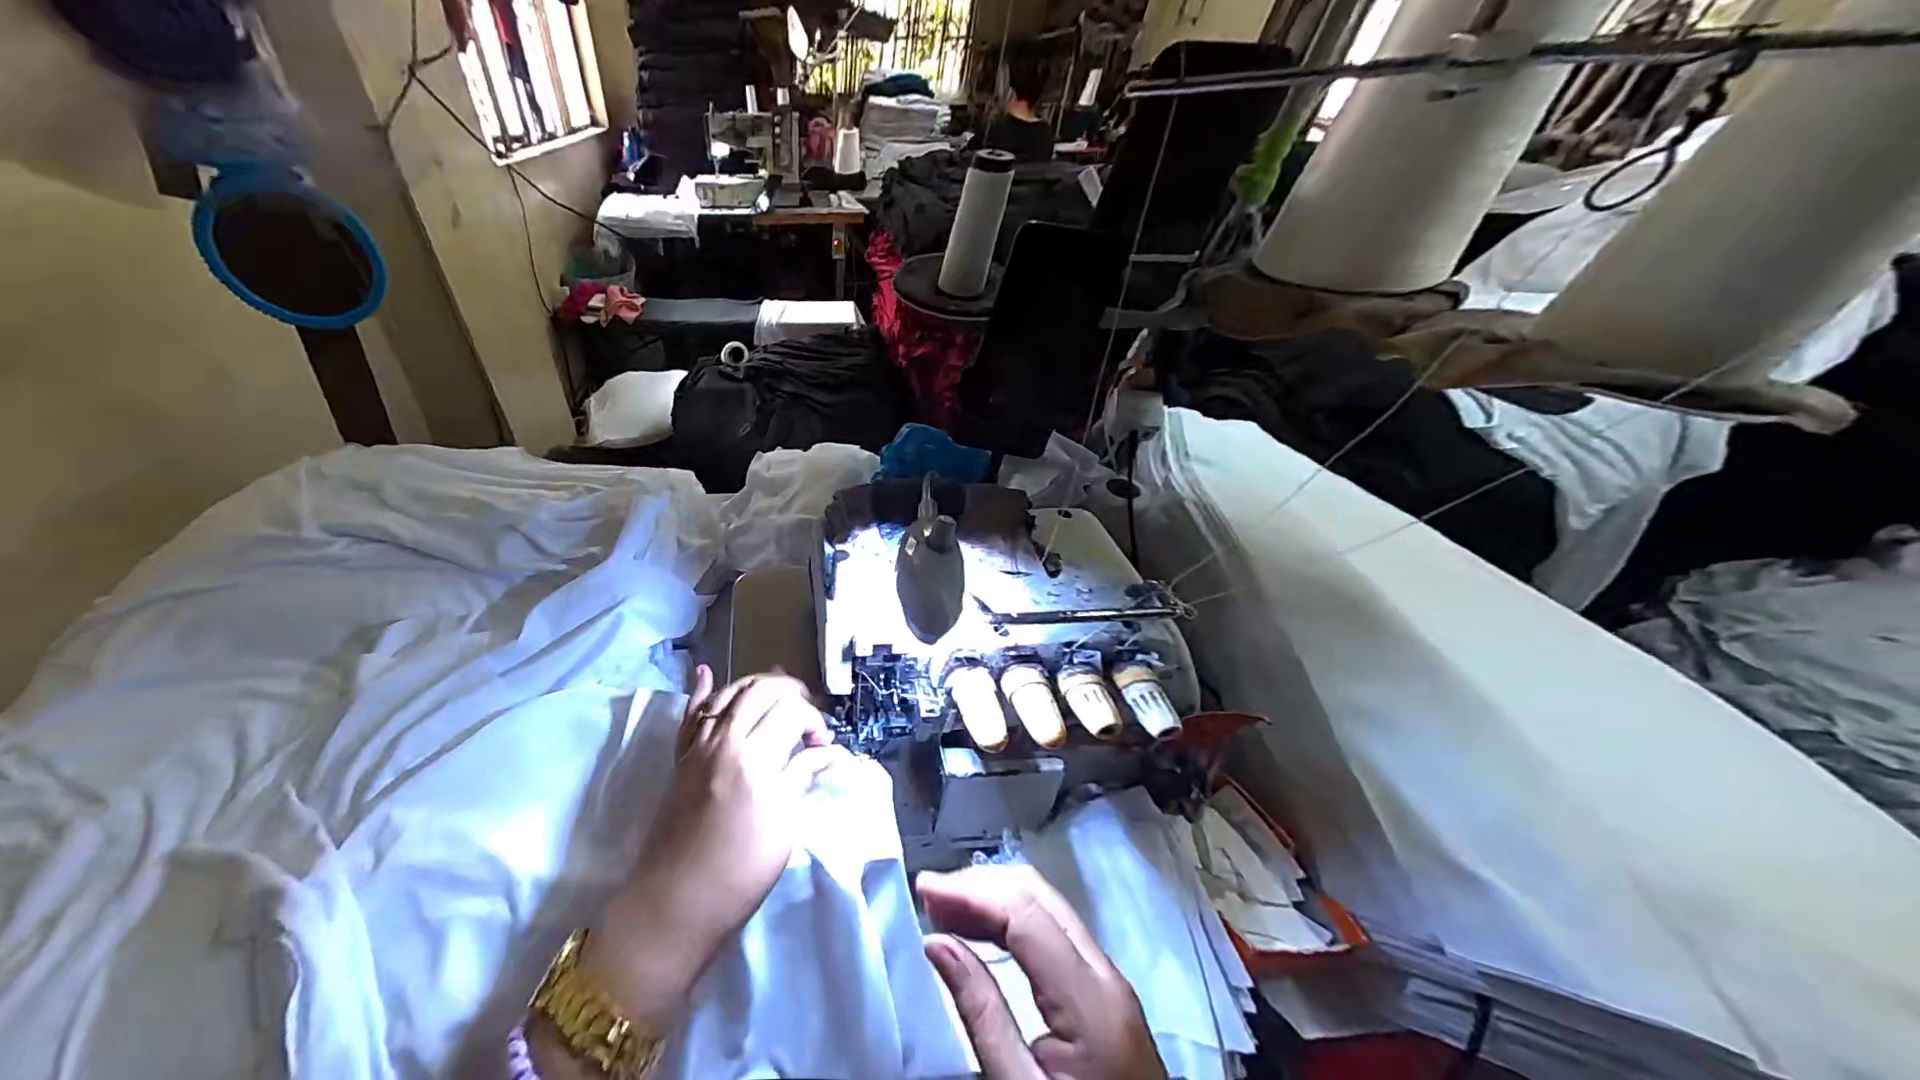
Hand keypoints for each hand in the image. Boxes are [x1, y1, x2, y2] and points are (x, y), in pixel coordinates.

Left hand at [577, 667, 839, 1027]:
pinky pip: (690, 716)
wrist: (675, 903)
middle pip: (760, 692)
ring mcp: (697, 749)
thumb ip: (801, 778)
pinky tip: (706, 672)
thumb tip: (825, 753)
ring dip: (756, 685)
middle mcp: (724, 743)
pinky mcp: (680, 760)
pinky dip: (700, 692)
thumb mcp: (784, 825)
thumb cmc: (740, 872)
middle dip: (791, 693)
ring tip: (779, 690)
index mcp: (754, 760)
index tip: (823, 745)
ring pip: (727, 694)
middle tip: (808, 715)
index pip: (792, 713)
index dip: (815, 722)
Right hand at [919, 865, 1167, 1079]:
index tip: (925, 890)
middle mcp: (1105, 973)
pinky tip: (982, 932)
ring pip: (1049, 908)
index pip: (1025, 912)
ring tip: (945, 910)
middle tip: (930, 896)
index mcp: (1090, 998)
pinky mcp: (1104, 992)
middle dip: (981, 886)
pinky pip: (1055, 933)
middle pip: (1040, 897)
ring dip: (995, 898)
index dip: (971, 892)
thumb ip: (981, 1015)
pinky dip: (1014, 920)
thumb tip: (938, 945)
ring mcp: (1109, 980)